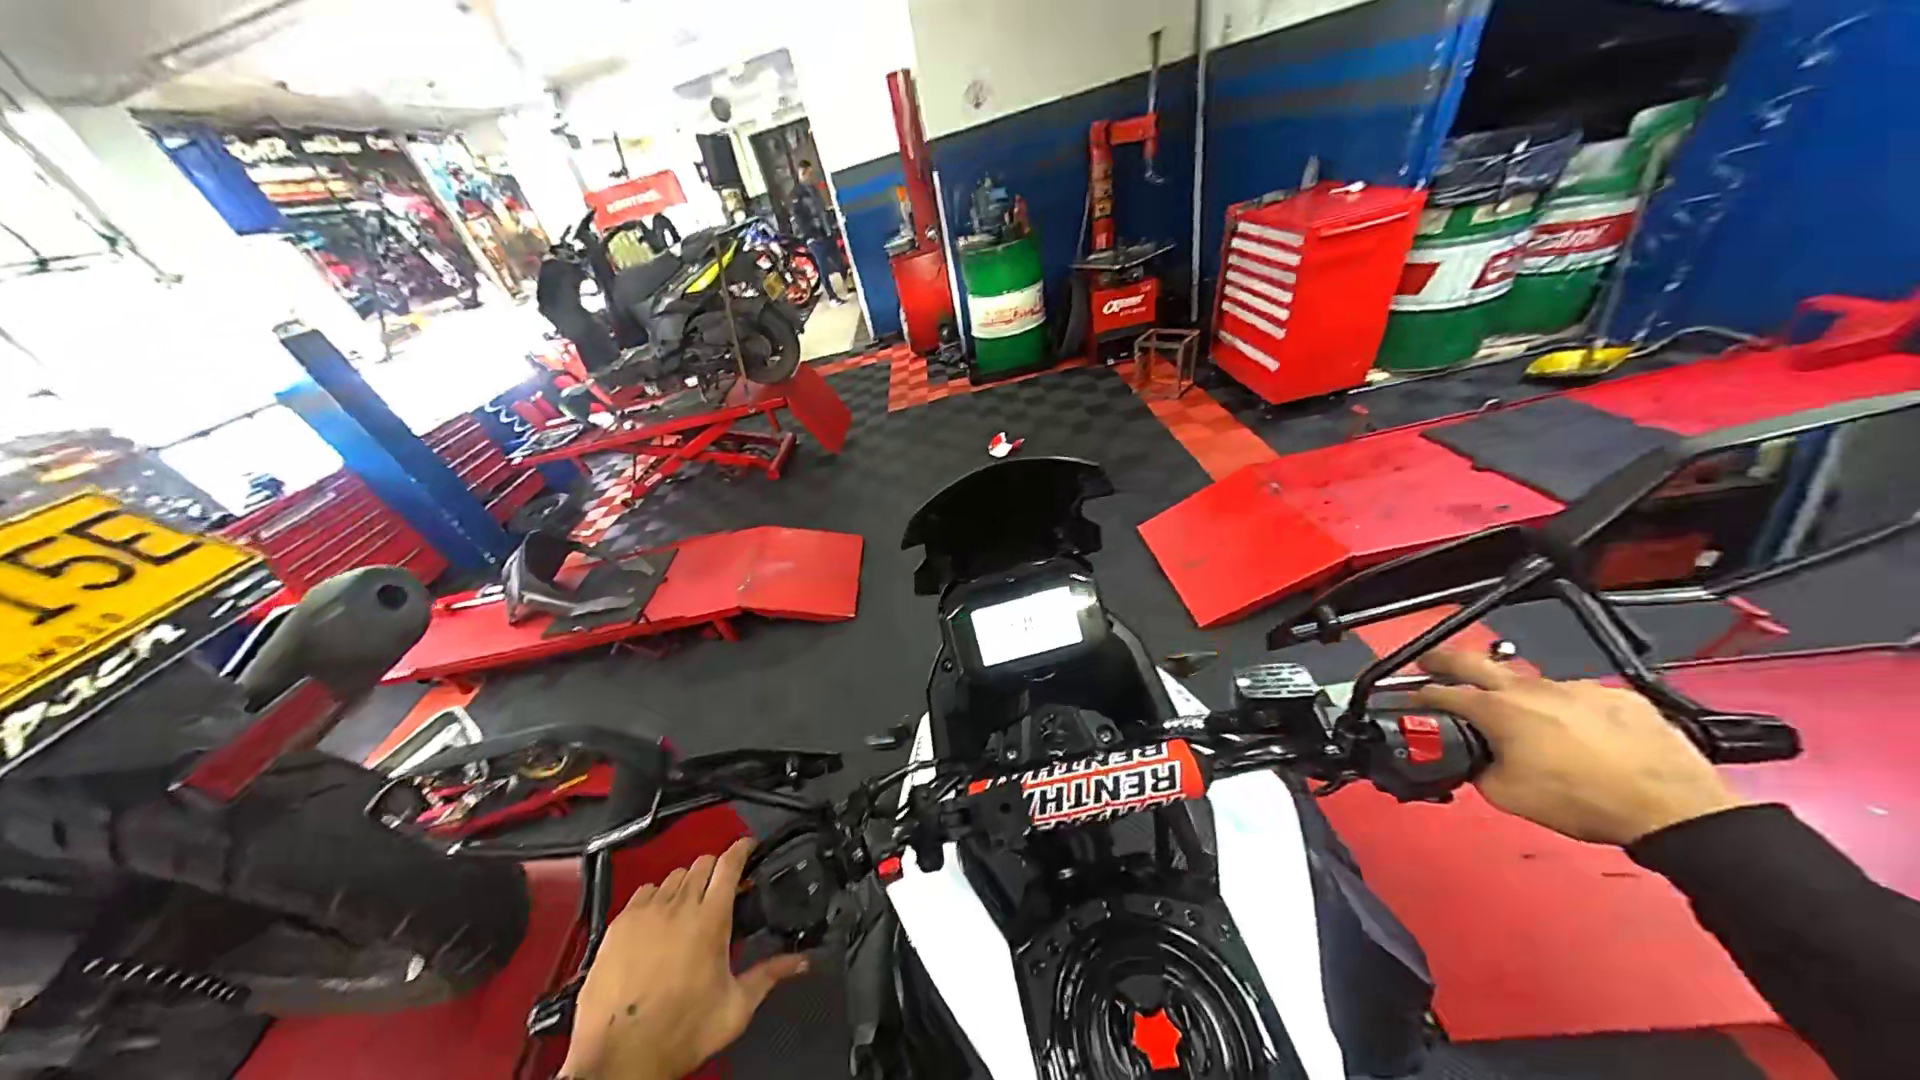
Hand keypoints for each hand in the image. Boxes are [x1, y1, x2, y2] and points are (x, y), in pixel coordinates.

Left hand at [560, 839, 808, 1079]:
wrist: (618, 1060)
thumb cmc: (678, 1033)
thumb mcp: (735, 1008)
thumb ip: (770, 975)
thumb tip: (800, 963)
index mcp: (711, 920)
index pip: (730, 863)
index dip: (743, 848)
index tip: (749, 848)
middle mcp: (678, 907)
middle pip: (703, 863)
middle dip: (718, 869)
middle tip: (723, 889)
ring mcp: (645, 913)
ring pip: (674, 875)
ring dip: (688, 884)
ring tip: (691, 907)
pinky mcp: (618, 926)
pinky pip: (644, 891)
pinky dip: (657, 897)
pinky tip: (660, 919)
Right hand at [1411, 648, 1747, 844]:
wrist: (1673, 810)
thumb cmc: (1587, 802)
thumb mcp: (1507, 795)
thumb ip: (1478, 768)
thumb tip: (1474, 760)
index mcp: (1499, 710)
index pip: (1441, 692)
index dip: (1420, 695)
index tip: (1413, 699)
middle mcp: (1533, 689)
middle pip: (1473, 661)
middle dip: (1443, 660)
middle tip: (1431, 663)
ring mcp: (1577, 688)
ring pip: (1531, 682)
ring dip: (1516, 694)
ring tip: (1521, 718)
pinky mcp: (1617, 696)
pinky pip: (1580, 696)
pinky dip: (1569, 709)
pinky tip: (1579, 734)